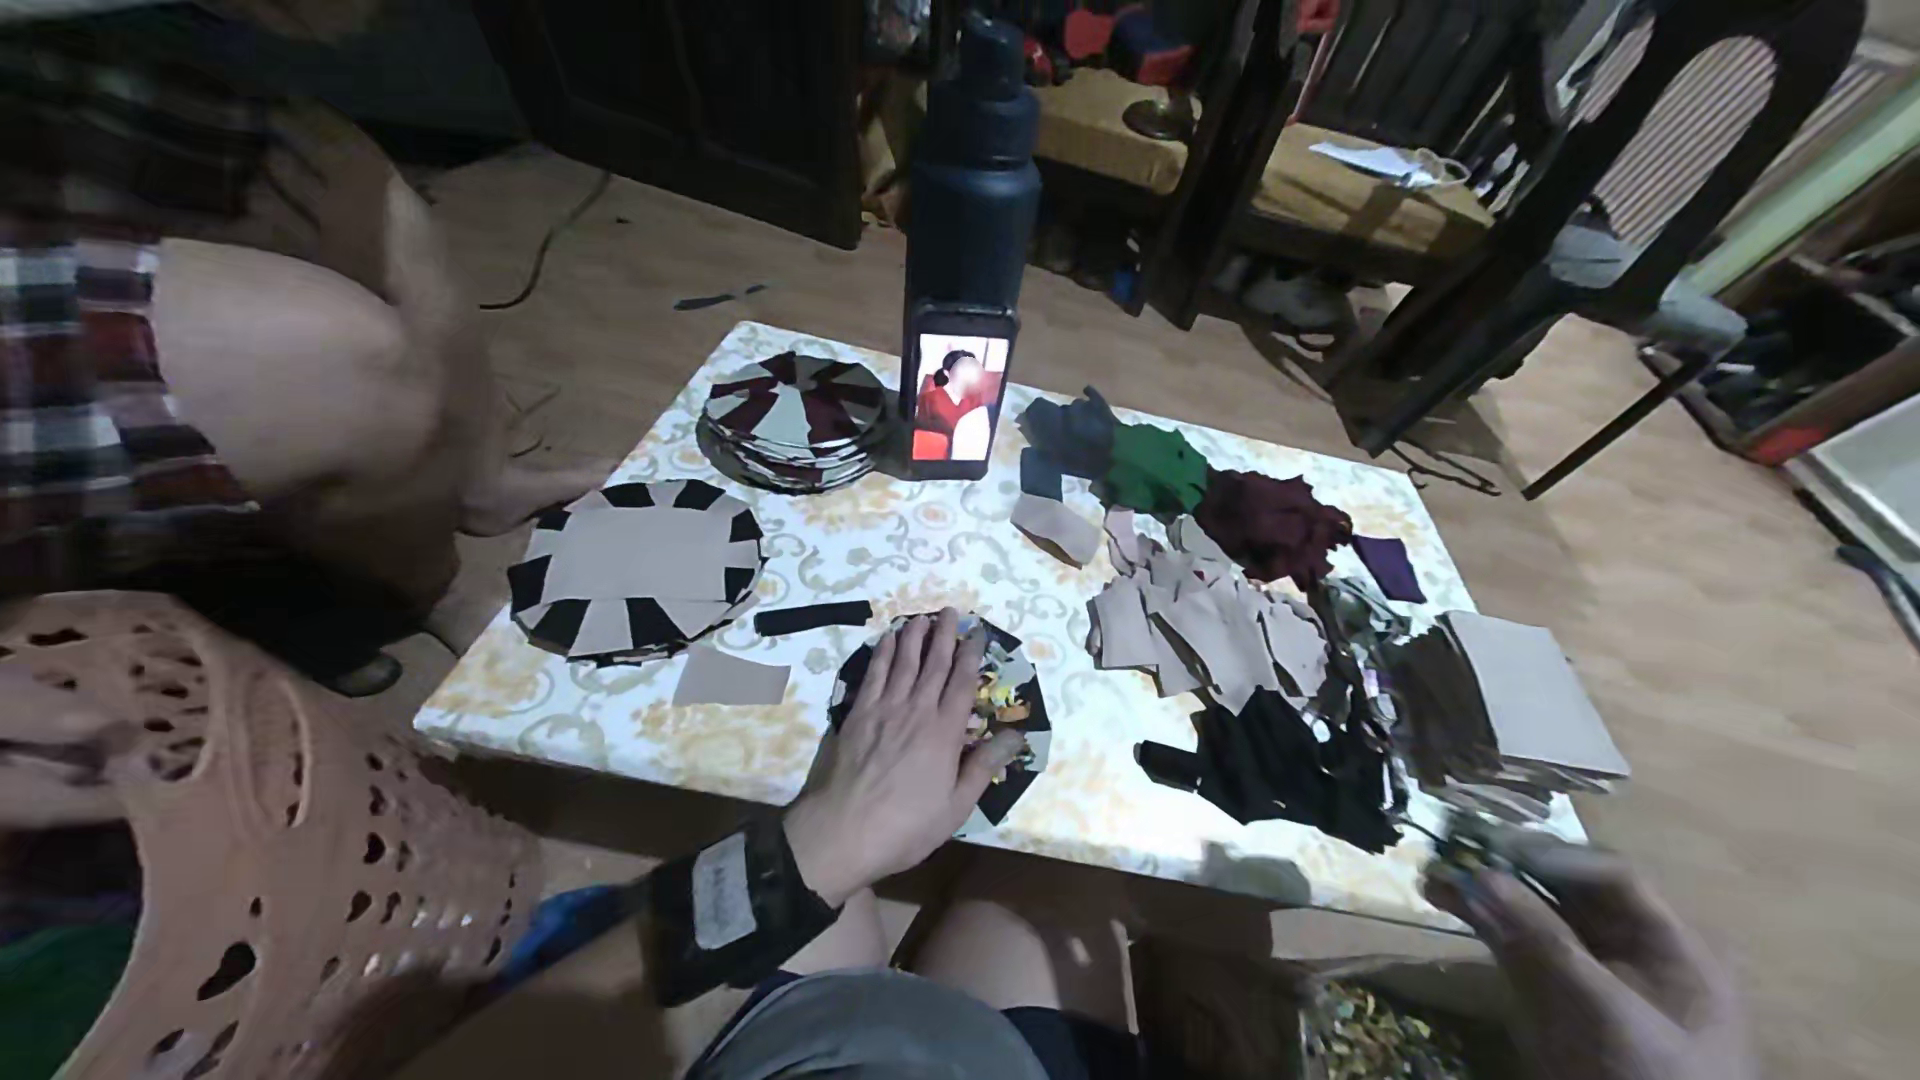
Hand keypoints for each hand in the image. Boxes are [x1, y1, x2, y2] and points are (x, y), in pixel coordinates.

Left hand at [782, 609, 1027, 906]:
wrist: (842, 832)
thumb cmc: (906, 826)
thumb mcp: (956, 806)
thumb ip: (984, 766)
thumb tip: (1016, 735)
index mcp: (944, 733)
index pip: (962, 684)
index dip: (971, 656)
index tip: (977, 634)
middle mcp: (917, 711)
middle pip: (934, 664)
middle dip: (944, 636)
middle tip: (951, 611)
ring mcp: (884, 709)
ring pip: (904, 663)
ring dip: (914, 637)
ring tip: (922, 617)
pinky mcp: (858, 714)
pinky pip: (874, 675)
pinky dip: (883, 654)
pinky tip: (887, 640)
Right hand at [1426, 839, 1753, 1079]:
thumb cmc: (1651, 1078)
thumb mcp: (1608, 1012)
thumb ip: (1546, 941)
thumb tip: (1481, 873)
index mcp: (1666, 947)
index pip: (1613, 876)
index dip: (1557, 855)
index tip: (1501, 848)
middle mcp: (1618, 941)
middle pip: (1559, 880)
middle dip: (1505, 859)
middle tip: (1456, 842)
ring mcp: (1574, 958)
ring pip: (1522, 900)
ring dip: (1476, 880)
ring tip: (1433, 868)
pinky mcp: (1538, 976)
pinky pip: (1500, 928)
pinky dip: (1467, 908)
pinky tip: (1435, 893)